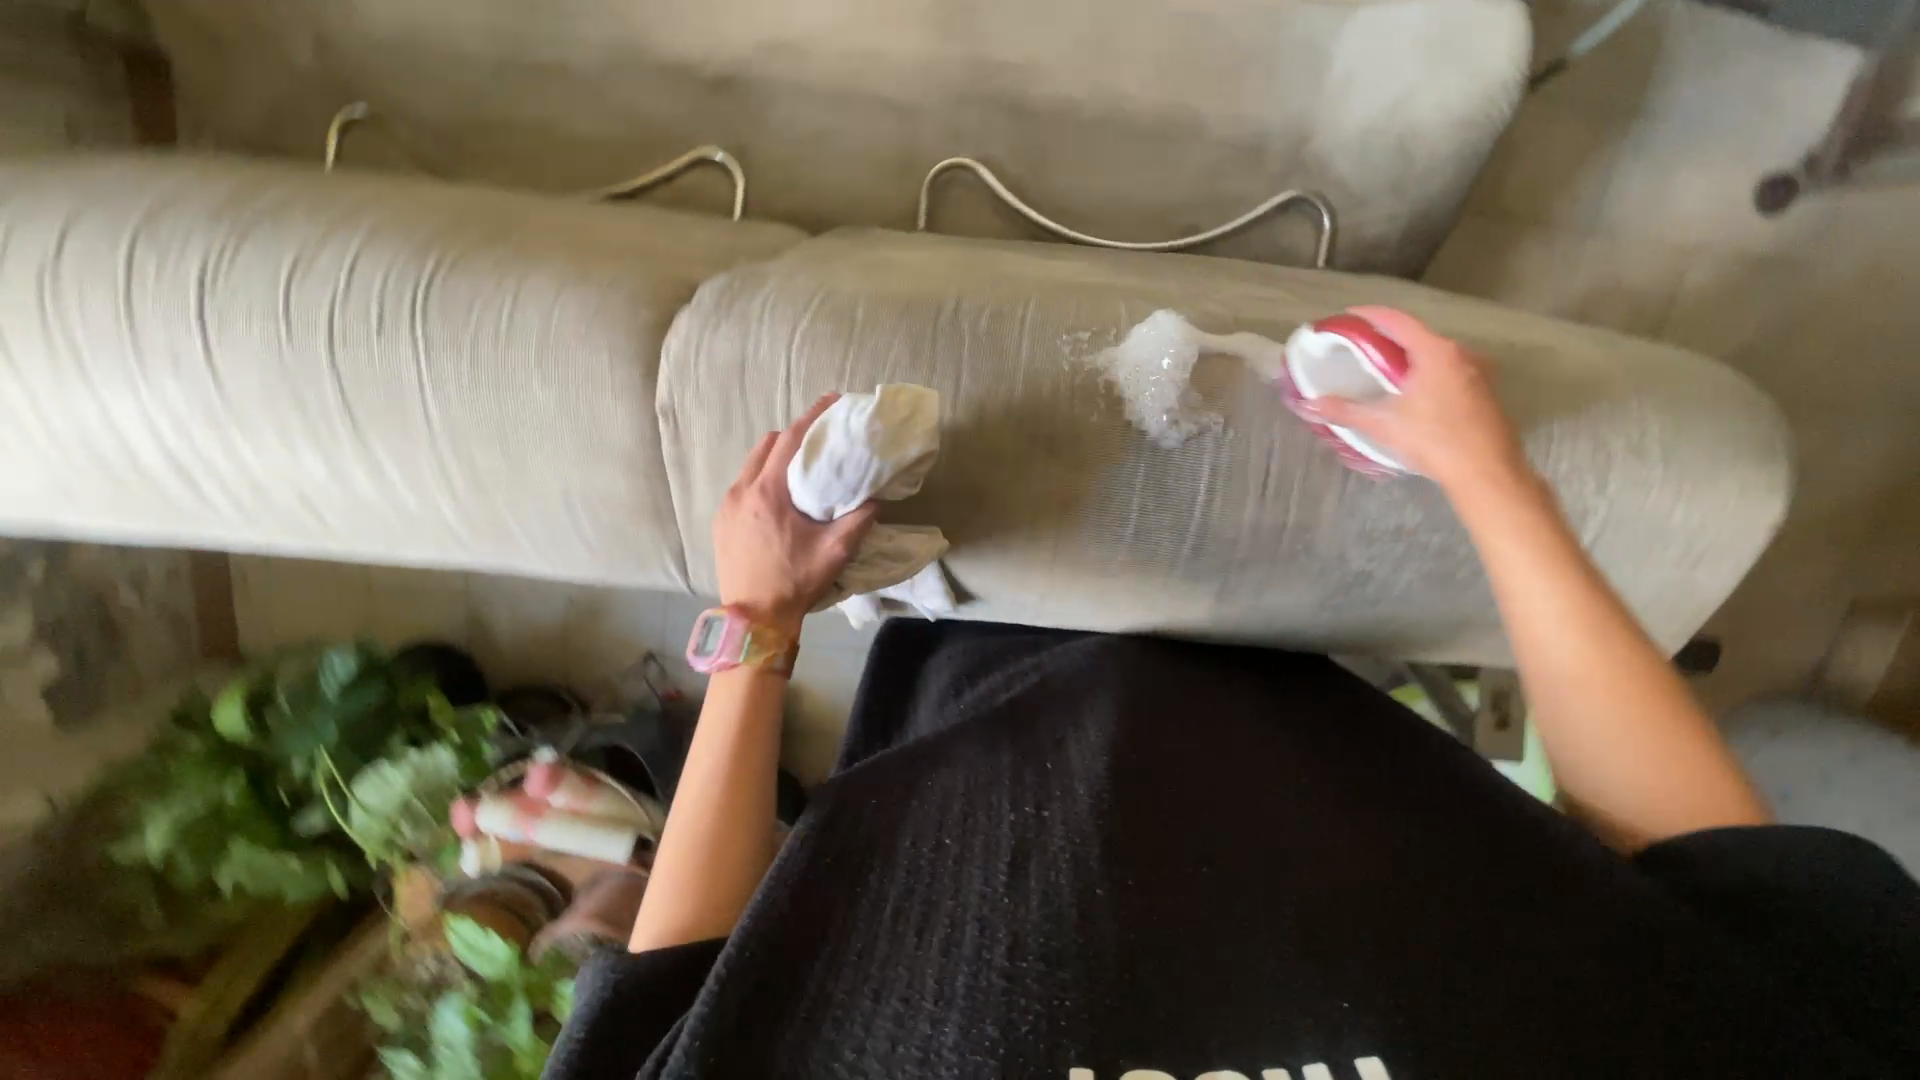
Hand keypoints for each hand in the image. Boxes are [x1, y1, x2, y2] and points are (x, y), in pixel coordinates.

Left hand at [714, 394, 878, 633]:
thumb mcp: (836, 551)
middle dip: (794, 436)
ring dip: (775, 459)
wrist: (754, 619)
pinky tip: (779, 498)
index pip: (790, 440)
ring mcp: (727, 507)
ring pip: (751, 465)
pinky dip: (762, 480)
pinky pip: (743, 487)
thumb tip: (876, 498)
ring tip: (801, 468)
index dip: (812, 416)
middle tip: (820, 439)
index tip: (831, 400)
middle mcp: (741, 492)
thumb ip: (860, 519)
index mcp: (768, 493)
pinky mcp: (721, 523)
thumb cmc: (795, 582)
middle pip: (767, 445)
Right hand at [1295, 306, 1531, 497]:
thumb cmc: (1433, 439)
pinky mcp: (1484, 392)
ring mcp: (1477, 372)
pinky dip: (1426, 372)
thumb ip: (1345, 411)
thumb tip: (1309, 404)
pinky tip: (1413, 391)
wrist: (1486, 471)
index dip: (1370, 314)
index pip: (1398, 321)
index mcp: (1435, 352)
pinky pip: (1448, 371)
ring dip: (1409, 357)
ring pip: (1435, 354)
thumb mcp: (1382, 424)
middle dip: (1388, 338)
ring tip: (1383, 369)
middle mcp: (1460, 354)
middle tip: (1361, 346)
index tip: (1349, 315)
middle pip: (1418, 336)